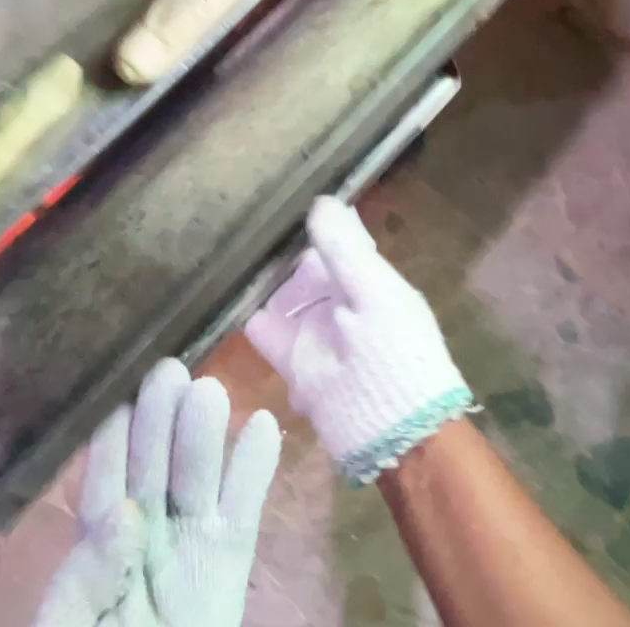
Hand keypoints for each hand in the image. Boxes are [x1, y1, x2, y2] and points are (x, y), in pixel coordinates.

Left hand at [33, 358, 280, 626]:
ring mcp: (190, 548)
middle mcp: (144, 536)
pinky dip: (254, 472)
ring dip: (205, 437)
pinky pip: (242, 514)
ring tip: (212, 390)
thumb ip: (88, 579)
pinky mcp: (230, 568)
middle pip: (152, 471)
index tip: (122, 391)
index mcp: (96, 551)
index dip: (112, 437)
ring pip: (197, 482)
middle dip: (159, 422)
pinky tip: (263, 426)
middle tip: (170, 371)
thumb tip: (125, 513)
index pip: (102, 481)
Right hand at [245, 197, 473, 485]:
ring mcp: (316, 334)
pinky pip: (267, 333)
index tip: (283, 205)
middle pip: (306, 272)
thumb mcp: (375, 291)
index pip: (339, 247)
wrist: (393, 430)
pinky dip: (254, 320)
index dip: (316, 229)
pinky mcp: (294, 362)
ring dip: (266, 285)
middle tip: (249, 230)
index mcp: (370, 284)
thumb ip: (345, 249)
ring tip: (235, 258)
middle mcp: (341, 305)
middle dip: (284, 258)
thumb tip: (320, 201)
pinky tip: (235, 298)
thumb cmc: (394, 350)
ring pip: (283, 299)